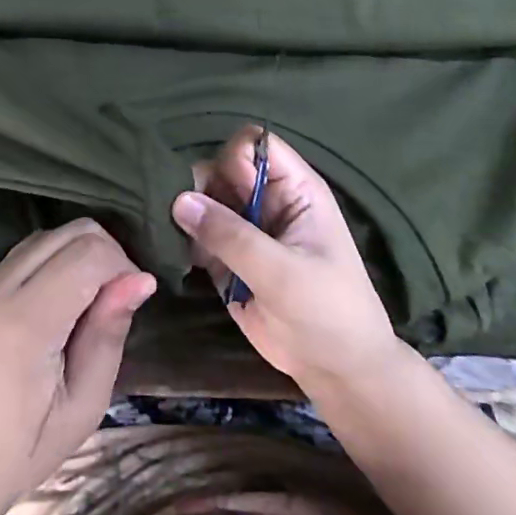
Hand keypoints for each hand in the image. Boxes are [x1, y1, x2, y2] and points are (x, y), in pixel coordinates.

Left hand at [0, 219, 155, 514]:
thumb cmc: (25, 449)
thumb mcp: (84, 404)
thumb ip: (109, 333)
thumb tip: (143, 278)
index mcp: (27, 321)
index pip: (91, 253)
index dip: (125, 268)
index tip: (133, 305)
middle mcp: (3, 287)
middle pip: (76, 231)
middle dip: (110, 255)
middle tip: (117, 304)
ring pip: (55, 233)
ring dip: (85, 253)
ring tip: (93, 304)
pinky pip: (34, 248)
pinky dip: (61, 257)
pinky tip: (66, 299)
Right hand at [171, 127, 403, 387]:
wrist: (336, 369)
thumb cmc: (326, 311)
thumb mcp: (283, 272)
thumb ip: (232, 235)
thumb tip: (180, 199)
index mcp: (294, 189)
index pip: (254, 145)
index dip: (234, 160)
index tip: (226, 192)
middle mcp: (267, 200)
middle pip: (222, 168)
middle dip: (201, 187)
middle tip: (188, 219)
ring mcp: (246, 228)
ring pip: (205, 199)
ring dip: (188, 213)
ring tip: (179, 236)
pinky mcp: (227, 257)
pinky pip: (198, 233)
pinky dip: (185, 239)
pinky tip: (182, 255)